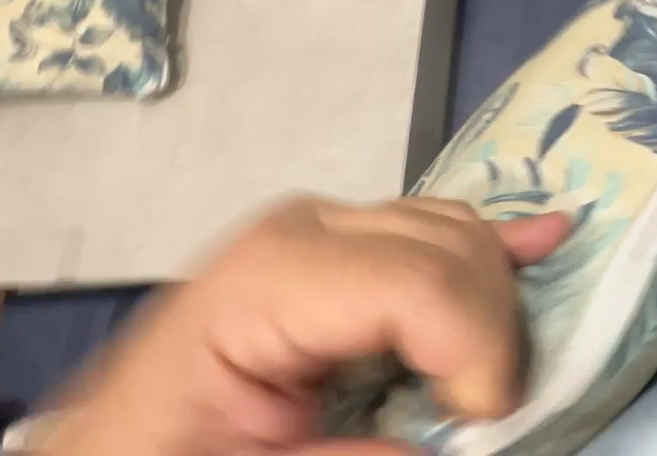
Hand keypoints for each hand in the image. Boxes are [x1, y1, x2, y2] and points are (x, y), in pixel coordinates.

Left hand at [44, 197, 570, 455]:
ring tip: (479, 384)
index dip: (474, 350)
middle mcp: (308, 226)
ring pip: (460, 233)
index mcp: (269, 279)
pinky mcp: (350, 239)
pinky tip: (546, 237)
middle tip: (478, 421)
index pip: (418, 283)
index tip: (483, 425)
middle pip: (451, 249)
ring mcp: (332, 224)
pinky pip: (439, 226)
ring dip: (494, 302)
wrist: (110, 453)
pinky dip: (497, 241)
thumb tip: (458, 442)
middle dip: (491, 330)